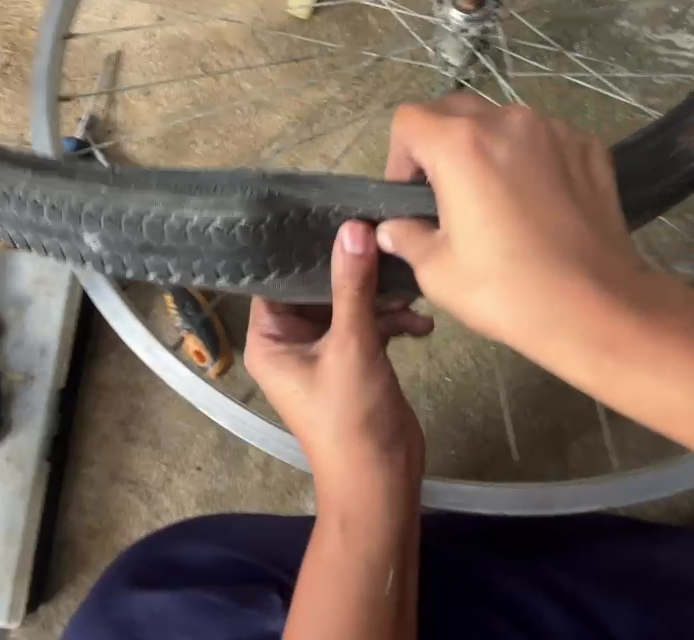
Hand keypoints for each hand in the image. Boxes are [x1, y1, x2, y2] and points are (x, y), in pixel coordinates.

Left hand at [244, 220, 433, 507]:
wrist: (383, 484)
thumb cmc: (350, 418)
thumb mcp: (352, 346)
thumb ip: (353, 286)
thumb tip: (353, 228)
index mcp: (270, 338)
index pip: (278, 278)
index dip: (303, 247)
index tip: (331, 210)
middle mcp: (291, 340)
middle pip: (319, 286)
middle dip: (352, 267)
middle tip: (381, 232)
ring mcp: (325, 350)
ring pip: (349, 303)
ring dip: (380, 296)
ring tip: (411, 282)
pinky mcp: (355, 359)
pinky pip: (370, 325)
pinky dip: (393, 321)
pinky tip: (423, 323)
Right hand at [375, 94, 661, 345]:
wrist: (598, 308)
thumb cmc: (508, 291)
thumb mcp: (436, 272)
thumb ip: (405, 236)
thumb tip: (393, 228)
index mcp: (460, 144)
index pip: (409, 120)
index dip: (399, 156)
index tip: (410, 195)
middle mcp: (506, 122)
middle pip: (453, 110)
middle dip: (438, 143)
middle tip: (444, 192)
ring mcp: (552, 129)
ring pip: (500, 121)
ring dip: (485, 147)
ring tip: (494, 196)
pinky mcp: (587, 146)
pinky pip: (542, 138)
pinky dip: (529, 157)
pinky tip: (536, 201)